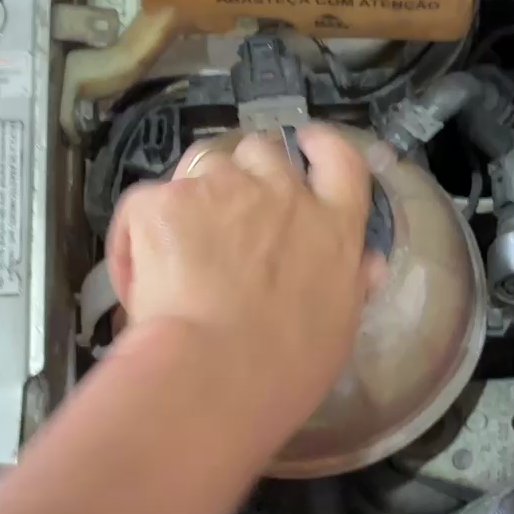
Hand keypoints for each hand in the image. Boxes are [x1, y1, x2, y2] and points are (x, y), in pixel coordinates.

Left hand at [104, 125, 384, 436]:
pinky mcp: (163, 201)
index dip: (324, 146)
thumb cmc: (289, 366)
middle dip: (249, 169)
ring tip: (185, 238)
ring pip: (206, 165)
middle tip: (234, 207)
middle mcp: (284, 195)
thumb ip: (350, 283)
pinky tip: (146, 266)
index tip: (310, 141)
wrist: (216, 372)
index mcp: (334, 228)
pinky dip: (145, 228)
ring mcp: (221, 191)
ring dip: (200, 191)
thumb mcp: (341, 325)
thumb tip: (368, 265)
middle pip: (265, 152)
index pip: (342, 161)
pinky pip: (150, 200)